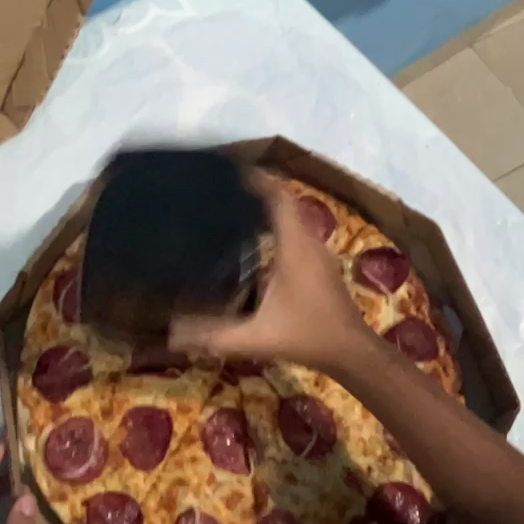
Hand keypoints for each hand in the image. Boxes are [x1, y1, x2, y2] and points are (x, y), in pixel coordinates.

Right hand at [169, 184, 370, 373]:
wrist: (352, 352)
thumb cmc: (307, 337)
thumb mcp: (257, 338)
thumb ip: (215, 336)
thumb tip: (171, 335)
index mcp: (294, 246)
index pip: (278, 196)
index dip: (257, 179)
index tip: (230, 171)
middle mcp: (308, 241)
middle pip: (283, 201)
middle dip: (255, 191)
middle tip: (222, 191)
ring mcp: (318, 252)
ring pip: (292, 216)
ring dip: (267, 209)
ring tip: (233, 210)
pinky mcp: (320, 264)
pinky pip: (296, 231)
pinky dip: (276, 226)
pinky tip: (255, 242)